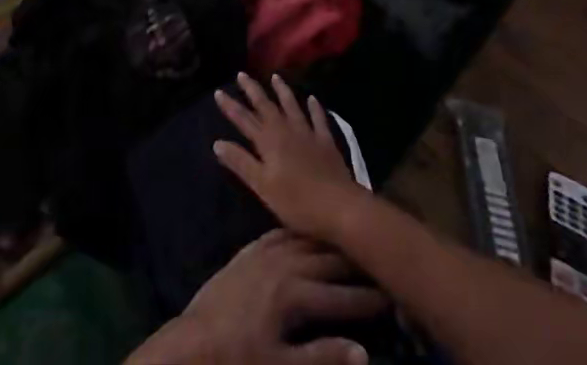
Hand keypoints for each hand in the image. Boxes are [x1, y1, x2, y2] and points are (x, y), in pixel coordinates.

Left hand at [127, 230, 385, 363]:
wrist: (192, 342)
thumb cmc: (239, 359)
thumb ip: (323, 356)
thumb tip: (365, 351)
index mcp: (296, 295)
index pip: (344, 295)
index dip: (371, 297)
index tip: (394, 296)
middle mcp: (284, 266)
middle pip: (329, 260)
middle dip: (356, 265)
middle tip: (379, 266)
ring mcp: (263, 255)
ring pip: (306, 241)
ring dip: (329, 245)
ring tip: (350, 248)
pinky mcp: (247, 252)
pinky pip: (278, 234)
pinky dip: (297, 234)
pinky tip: (307, 236)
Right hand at [213, 73, 367, 241]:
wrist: (339, 207)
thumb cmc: (296, 201)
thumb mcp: (262, 185)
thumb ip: (241, 162)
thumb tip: (218, 143)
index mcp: (268, 141)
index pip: (244, 120)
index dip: (231, 106)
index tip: (218, 92)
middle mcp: (286, 131)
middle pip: (266, 106)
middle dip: (252, 91)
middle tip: (242, 74)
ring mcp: (308, 134)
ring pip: (292, 107)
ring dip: (282, 91)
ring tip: (275, 77)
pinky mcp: (326, 142)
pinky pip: (319, 119)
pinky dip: (314, 108)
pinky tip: (312, 99)